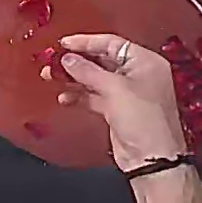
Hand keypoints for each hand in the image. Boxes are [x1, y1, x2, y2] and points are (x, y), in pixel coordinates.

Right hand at [57, 33, 188, 171]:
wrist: (151, 160)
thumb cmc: (143, 120)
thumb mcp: (114, 89)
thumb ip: (88, 71)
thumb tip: (67, 59)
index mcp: (144, 61)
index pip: (112, 43)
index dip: (86, 42)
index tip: (64, 43)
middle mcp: (137, 74)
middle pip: (102, 60)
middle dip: (77, 61)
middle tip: (53, 60)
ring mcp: (127, 93)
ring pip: (95, 78)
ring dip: (73, 78)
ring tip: (50, 76)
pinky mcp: (118, 110)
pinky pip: (94, 96)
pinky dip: (79, 95)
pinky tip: (64, 97)